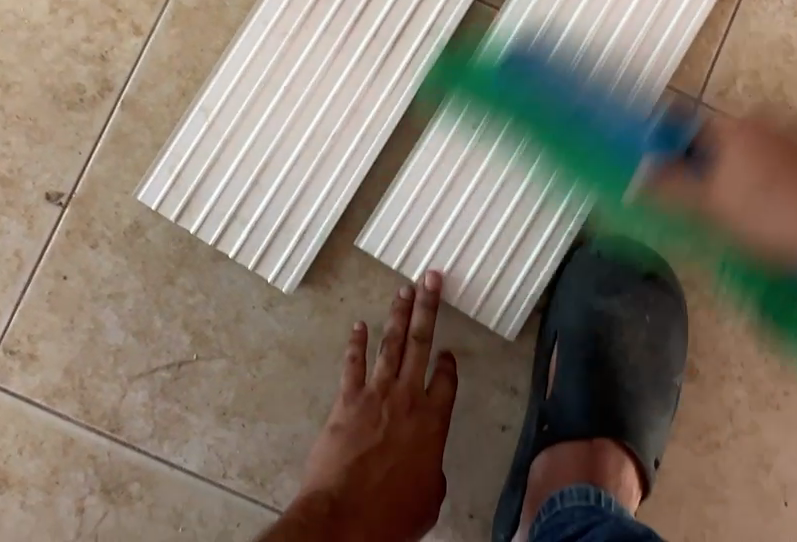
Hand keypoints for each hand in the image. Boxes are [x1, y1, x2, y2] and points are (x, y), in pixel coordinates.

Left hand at [288, 271, 458, 541]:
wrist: (346, 518)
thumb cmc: (393, 515)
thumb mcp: (429, 497)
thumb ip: (431, 470)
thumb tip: (427, 466)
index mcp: (433, 421)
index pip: (447, 380)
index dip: (450, 363)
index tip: (450, 351)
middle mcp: (408, 398)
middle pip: (422, 343)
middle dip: (428, 307)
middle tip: (431, 278)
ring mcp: (376, 395)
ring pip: (391, 344)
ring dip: (398, 314)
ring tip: (404, 289)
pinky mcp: (347, 401)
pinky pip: (353, 365)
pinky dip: (356, 344)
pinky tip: (358, 325)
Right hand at [648, 115, 796, 285]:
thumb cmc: (778, 219)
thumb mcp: (711, 209)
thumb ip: (668, 187)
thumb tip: (636, 176)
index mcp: (735, 124)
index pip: (682, 125)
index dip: (666, 152)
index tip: (661, 180)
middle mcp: (767, 121)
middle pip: (716, 144)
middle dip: (705, 174)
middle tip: (705, 212)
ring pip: (750, 160)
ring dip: (738, 186)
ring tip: (744, 226)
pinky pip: (780, 171)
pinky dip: (771, 191)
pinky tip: (778, 224)